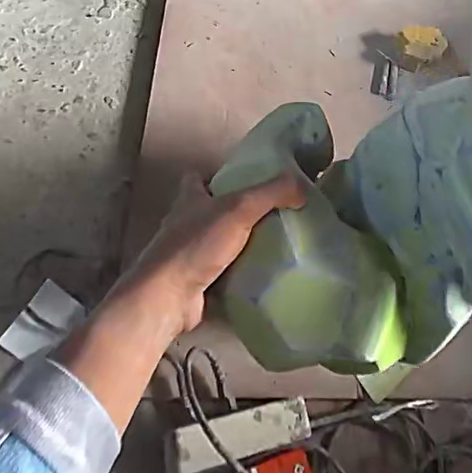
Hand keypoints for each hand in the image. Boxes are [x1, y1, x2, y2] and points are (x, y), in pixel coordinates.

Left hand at [110, 172, 306, 337]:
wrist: (169, 295)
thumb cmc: (197, 244)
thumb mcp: (238, 209)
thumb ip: (270, 194)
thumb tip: (302, 185)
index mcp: (189, 199)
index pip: (196, 179)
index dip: (214, 176)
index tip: (241, 182)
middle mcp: (183, 224)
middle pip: (208, 212)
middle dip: (232, 214)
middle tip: (268, 217)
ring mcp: (186, 255)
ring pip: (214, 245)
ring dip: (236, 247)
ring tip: (271, 247)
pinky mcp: (193, 282)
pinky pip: (219, 275)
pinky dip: (236, 276)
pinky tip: (259, 278)